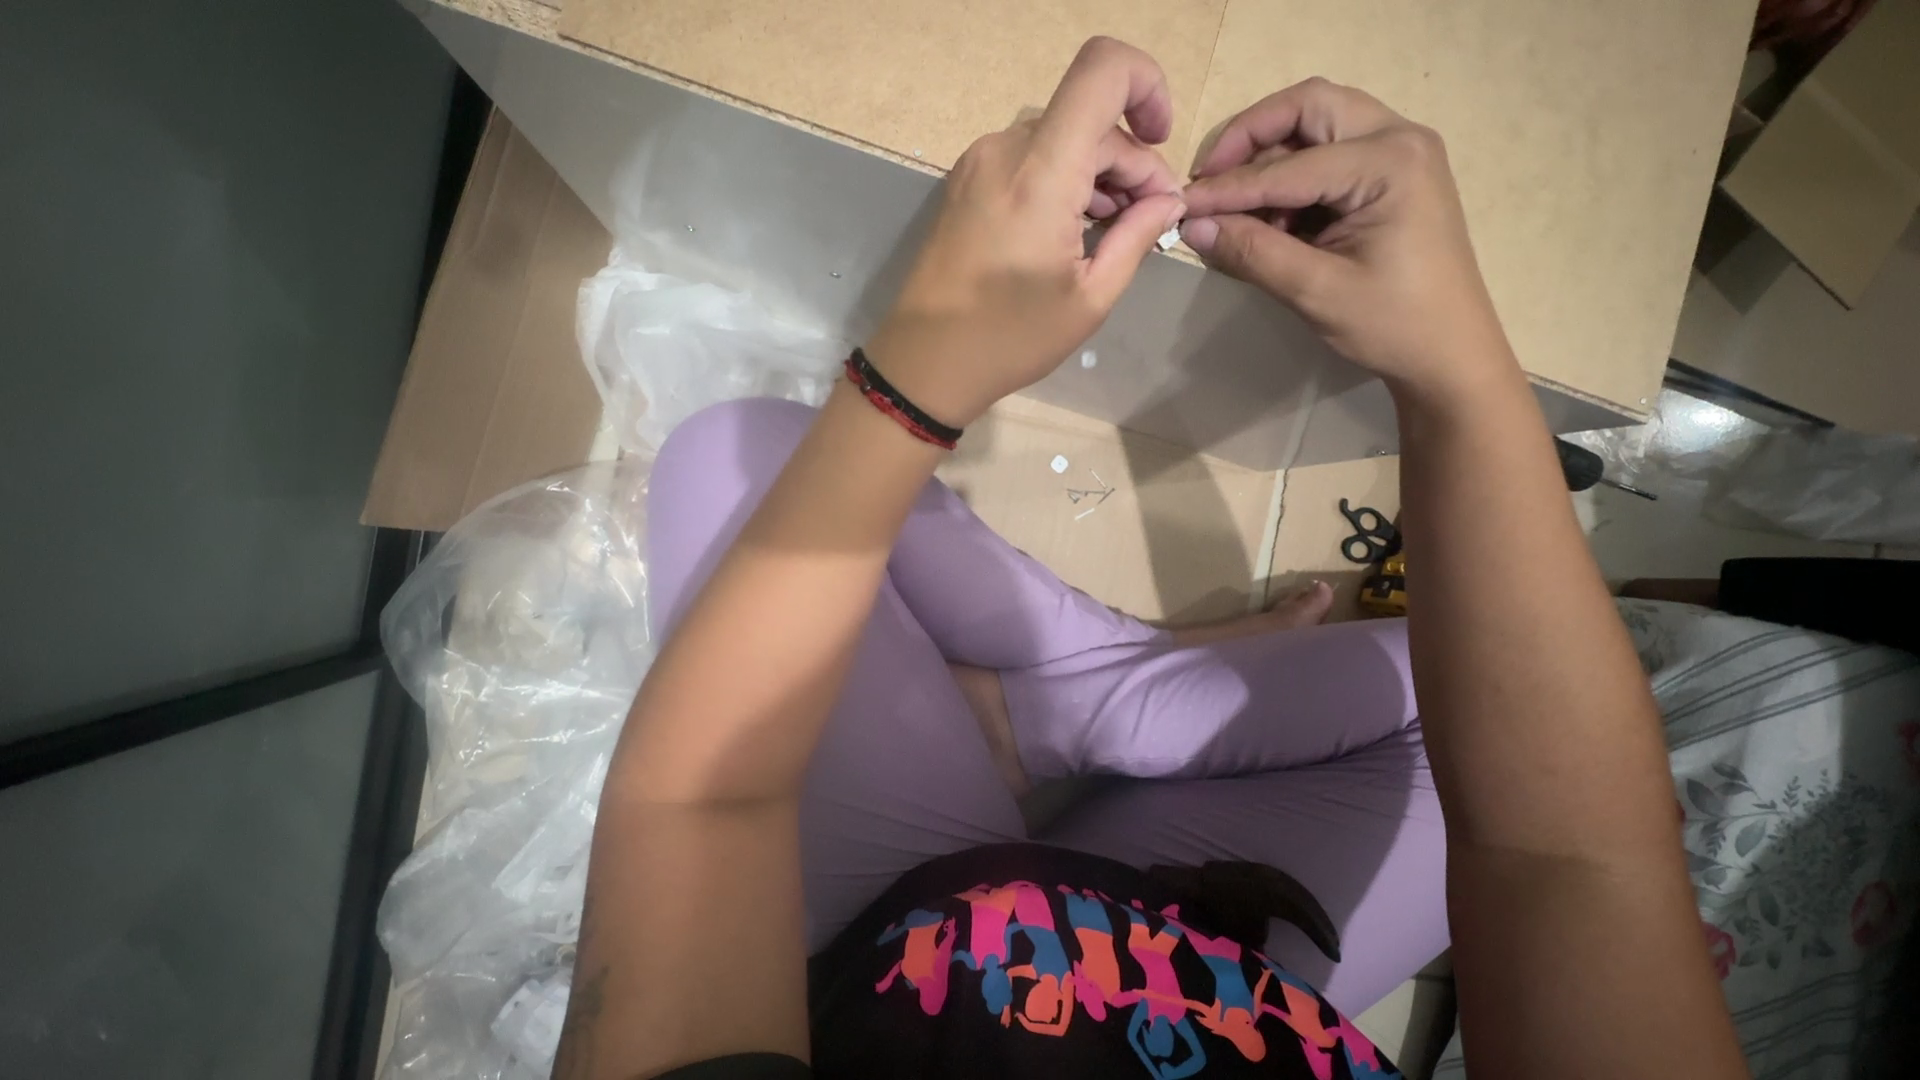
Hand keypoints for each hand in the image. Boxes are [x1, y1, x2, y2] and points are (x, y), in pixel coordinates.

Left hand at [866, 37, 1186, 427]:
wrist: (924, 361)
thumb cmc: (1010, 339)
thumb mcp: (1090, 298)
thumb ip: (1137, 237)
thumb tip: (1168, 202)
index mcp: (1040, 173)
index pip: (1103, 70)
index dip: (1147, 87)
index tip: (1163, 141)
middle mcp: (1005, 149)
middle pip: (1087, 117)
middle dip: (1130, 160)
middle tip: (1149, 220)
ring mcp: (979, 163)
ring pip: (1059, 137)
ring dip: (1096, 172)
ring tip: (1113, 232)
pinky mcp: (966, 182)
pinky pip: (1028, 158)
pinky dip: (1062, 179)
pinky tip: (1073, 229)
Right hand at [1181, 78, 1516, 401]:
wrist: (1448, 352)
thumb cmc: (1392, 324)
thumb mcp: (1316, 291)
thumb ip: (1253, 253)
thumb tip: (1191, 226)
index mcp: (1391, 162)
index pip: (1289, 164)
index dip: (1228, 188)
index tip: (1180, 207)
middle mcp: (1399, 137)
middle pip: (1306, 108)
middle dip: (1249, 140)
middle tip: (1207, 181)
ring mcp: (1397, 152)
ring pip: (1314, 126)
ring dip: (1267, 162)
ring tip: (1237, 214)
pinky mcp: (1387, 174)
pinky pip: (1325, 155)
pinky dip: (1288, 181)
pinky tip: (1269, 223)